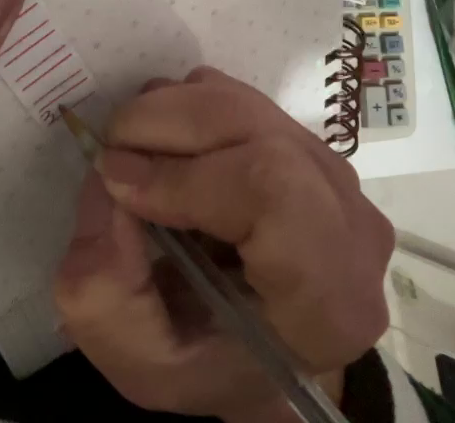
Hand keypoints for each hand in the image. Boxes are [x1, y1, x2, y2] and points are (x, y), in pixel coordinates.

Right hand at [53, 67, 393, 422]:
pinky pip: (236, 94)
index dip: (183, 174)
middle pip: (252, 132)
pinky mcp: (304, 142)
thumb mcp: (133, 357)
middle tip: (108, 156)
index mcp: (327, 303)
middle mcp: (350, 229)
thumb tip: (110, 181)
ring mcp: (333, 176)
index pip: (274, 192)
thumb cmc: (199, 360)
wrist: (245, 344)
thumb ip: (104, 286)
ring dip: (165, 111)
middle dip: (158, 127)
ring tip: (131, 152)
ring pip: (240, 103)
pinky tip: (165, 149)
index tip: (117, 186)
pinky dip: (181, 104)